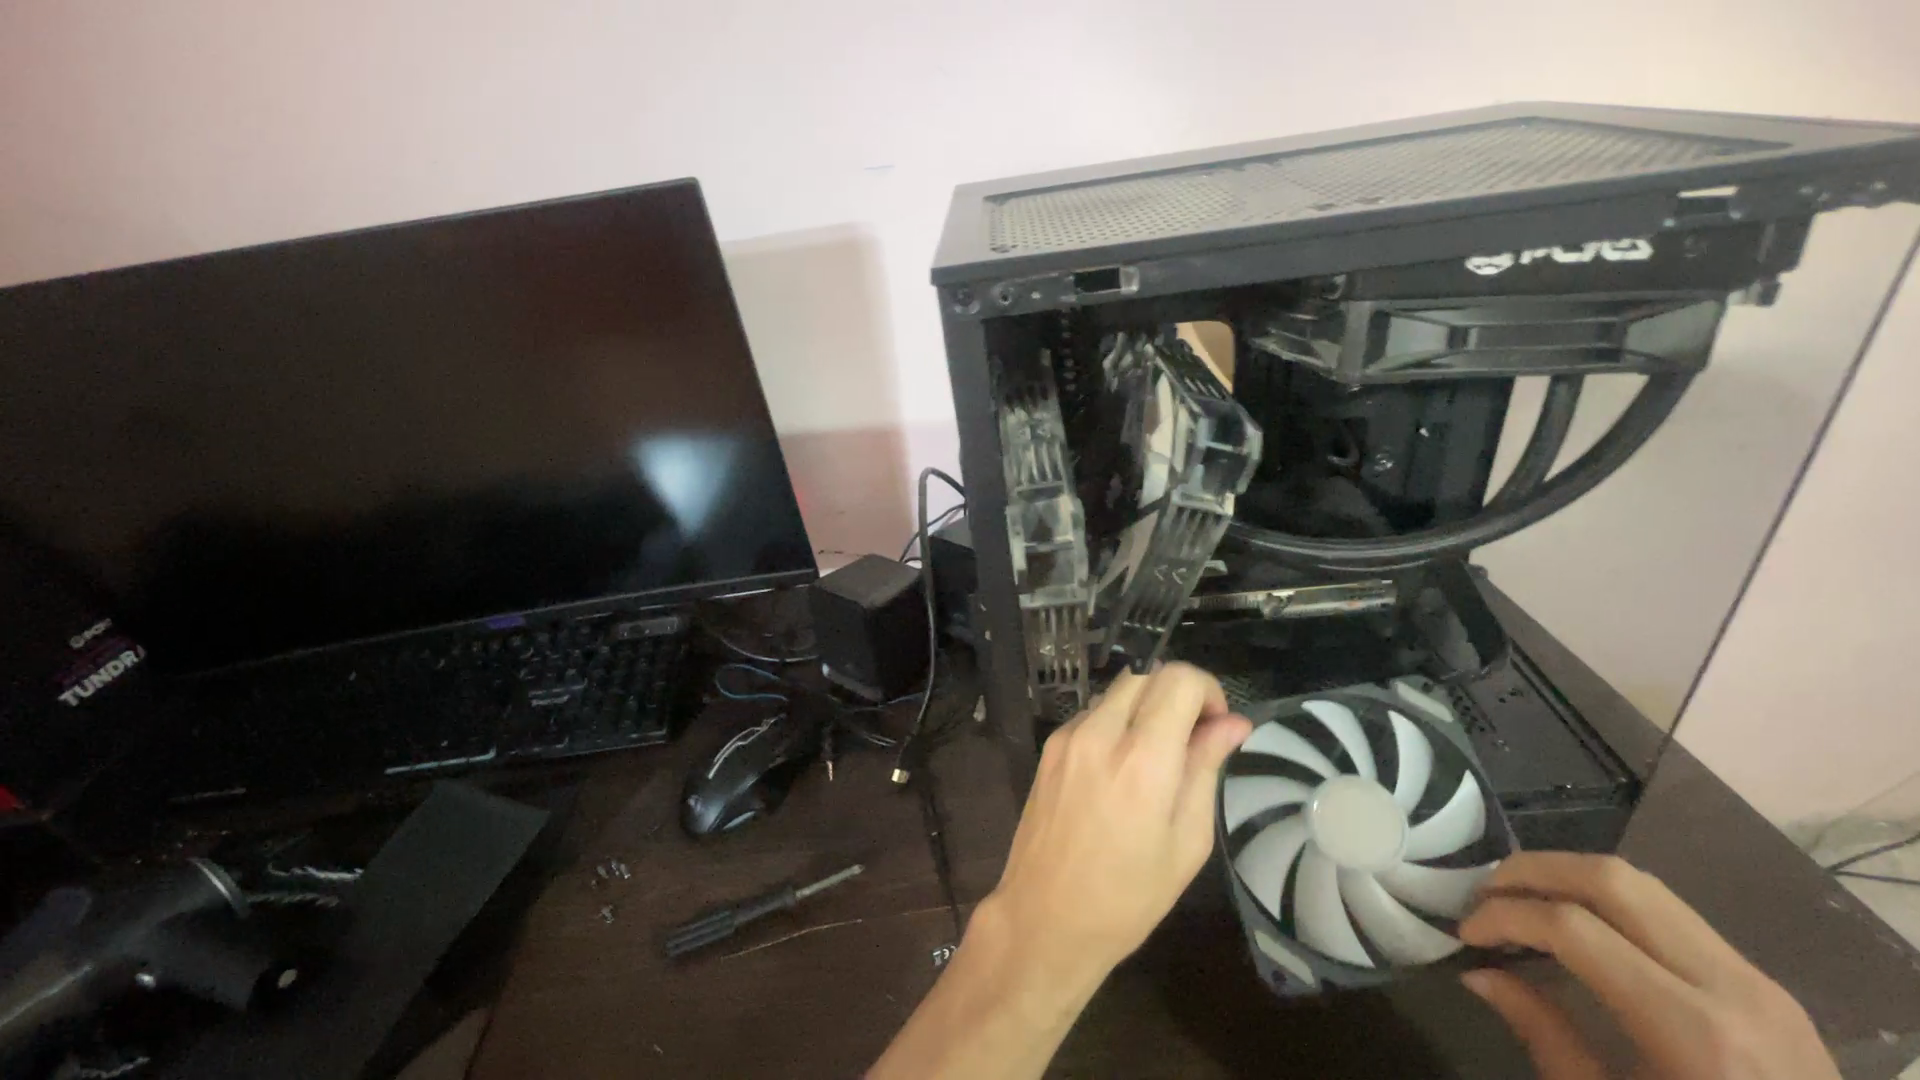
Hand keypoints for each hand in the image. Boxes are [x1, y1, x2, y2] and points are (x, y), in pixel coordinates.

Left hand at [972, 663, 1251, 989]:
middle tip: (1193, 741)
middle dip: (1178, 695)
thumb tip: (1233, 724)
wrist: (1044, 919)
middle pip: (1148, 674)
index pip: (1180, 679)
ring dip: (1146, 709)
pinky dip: (1116, 724)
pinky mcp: (1048, 749)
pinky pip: (1092, 714)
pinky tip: (1120, 771)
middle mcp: (1099, 734)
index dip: (1208, 692)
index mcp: (1141, 759)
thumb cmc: (1127, 897)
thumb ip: (1206, 769)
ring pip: (1118, 691)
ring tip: (1156, 761)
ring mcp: (1067, 737)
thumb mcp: (1186, 842)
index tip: (1217, 728)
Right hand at [1459, 852, 1838, 1079]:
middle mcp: (1730, 986)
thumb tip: (1479, 975)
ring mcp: (1757, 979)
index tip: (1466, 933)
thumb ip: (1545, 1037)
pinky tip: (1577, 925)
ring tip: (1522, 899)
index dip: (1504, 916)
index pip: (1573, 928)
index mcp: (1692, 1033)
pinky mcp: (1764, 982)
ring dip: (1569, 877)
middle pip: (1612, 881)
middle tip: (1484, 893)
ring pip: (1644, 883)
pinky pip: (1672, 913)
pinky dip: (1609, 902)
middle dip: (1533, 872)